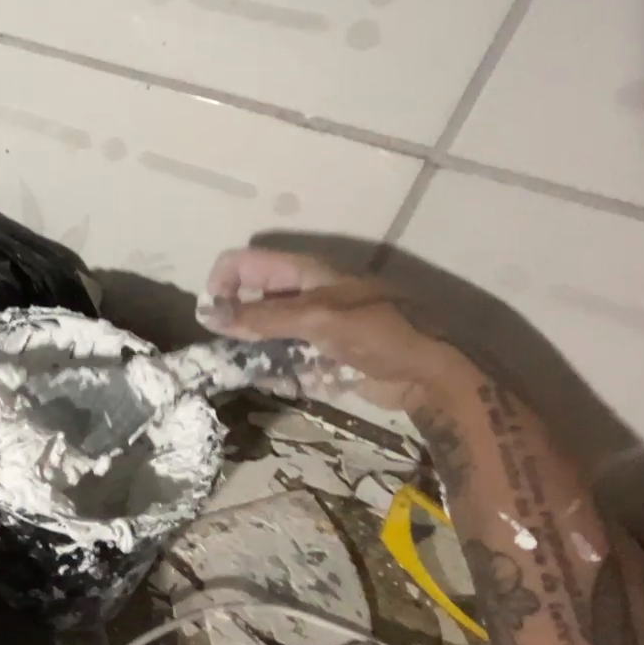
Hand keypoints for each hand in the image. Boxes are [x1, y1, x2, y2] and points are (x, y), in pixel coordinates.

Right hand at [198, 248, 465, 412]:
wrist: (433, 375)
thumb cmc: (379, 333)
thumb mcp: (316, 319)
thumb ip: (261, 317)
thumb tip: (209, 315)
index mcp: (302, 272)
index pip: (242, 262)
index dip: (221, 282)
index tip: (215, 315)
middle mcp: (302, 293)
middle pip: (250, 298)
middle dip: (236, 322)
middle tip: (233, 349)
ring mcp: (313, 324)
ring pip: (265, 332)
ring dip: (257, 351)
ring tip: (261, 371)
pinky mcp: (323, 353)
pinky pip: (287, 358)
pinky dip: (281, 371)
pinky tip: (288, 382)